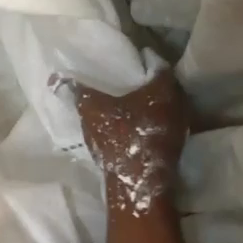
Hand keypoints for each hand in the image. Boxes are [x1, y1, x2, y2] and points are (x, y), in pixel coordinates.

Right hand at [71, 68, 187, 215]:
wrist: (138, 185)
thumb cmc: (119, 138)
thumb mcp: (92, 110)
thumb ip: (79, 90)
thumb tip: (60, 77)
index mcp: (162, 87)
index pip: (156, 62)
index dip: (141, 58)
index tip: (127, 58)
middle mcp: (179, 101)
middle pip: (164, 82)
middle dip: (147, 79)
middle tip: (127, 77)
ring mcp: (182, 124)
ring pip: (167, 103)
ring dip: (152, 101)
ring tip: (130, 99)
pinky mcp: (178, 143)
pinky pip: (166, 120)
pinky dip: (154, 117)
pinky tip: (136, 121)